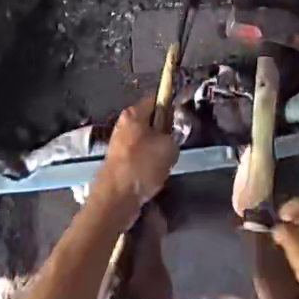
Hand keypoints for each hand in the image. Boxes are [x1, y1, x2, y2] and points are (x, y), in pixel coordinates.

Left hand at [91, 94, 177, 226]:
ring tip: (165, 163)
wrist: (115, 199)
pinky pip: (140, 157)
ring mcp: (119, 145)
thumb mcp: (169, 146)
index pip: (157, 99)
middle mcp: (123, 125)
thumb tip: (170, 135)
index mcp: (133, 114)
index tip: (182, 116)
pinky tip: (154, 175)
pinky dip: (148, 164)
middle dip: (165, 132)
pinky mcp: (118, 162)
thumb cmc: (142, 165)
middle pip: (151, 122)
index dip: (172, 105)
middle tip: (175, 143)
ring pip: (147, 141)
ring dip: (157, 150)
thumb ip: (174, 134)